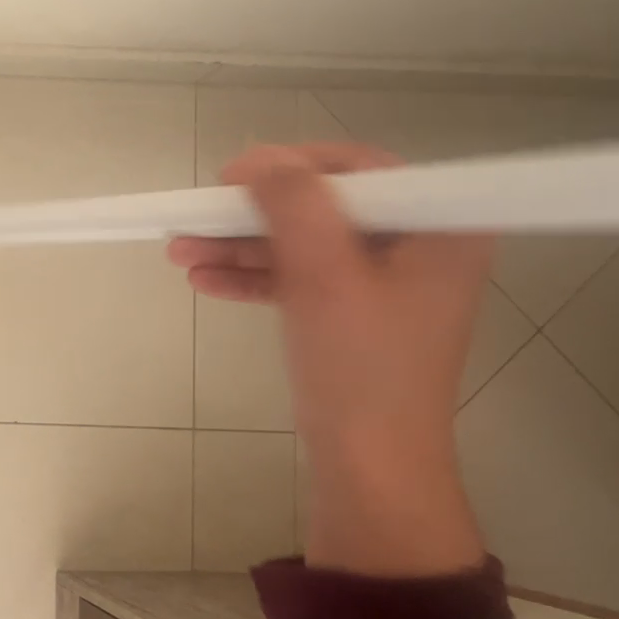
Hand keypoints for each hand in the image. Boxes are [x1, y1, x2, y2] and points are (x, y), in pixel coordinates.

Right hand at [167, 143, 491, 577]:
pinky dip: (253, 278)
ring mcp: (382, 286)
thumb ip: (294, 206)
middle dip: (251, 216)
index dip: (293, 166)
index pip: (363, 170)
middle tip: (191, 217)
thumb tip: (255, 157)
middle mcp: (418, 248)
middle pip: (323, 209)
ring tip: (177, 251)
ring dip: (239, 248)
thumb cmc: (360, 366)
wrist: (368, 461)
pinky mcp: (349, 318)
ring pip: (302, 247)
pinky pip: (298, 282)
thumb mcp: (325, 276)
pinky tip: (203, 280)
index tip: (231, 177)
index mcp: (441, 228)